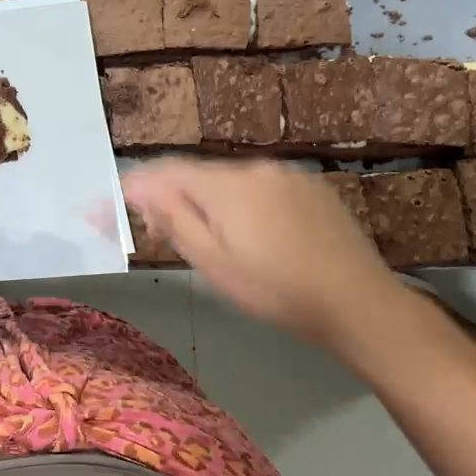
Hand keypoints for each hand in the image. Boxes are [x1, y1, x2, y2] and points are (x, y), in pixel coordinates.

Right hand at [123, 159, 414, 352]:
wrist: (360, 306)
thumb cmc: (275, 291)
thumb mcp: (211, 262)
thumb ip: (172, 217)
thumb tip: (137, 185)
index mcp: (227, 184)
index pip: (165, 171)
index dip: (135, 187)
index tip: (114, 208)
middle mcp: (256, 168)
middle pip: (197, 174)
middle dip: (172, 196)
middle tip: (160, 233)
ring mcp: (289, 176)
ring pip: (229, 181)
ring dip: (206, 201)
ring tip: (205, 237)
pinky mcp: (312, 190)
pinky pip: (259, 188)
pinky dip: (240, 203)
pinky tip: (248, 234)